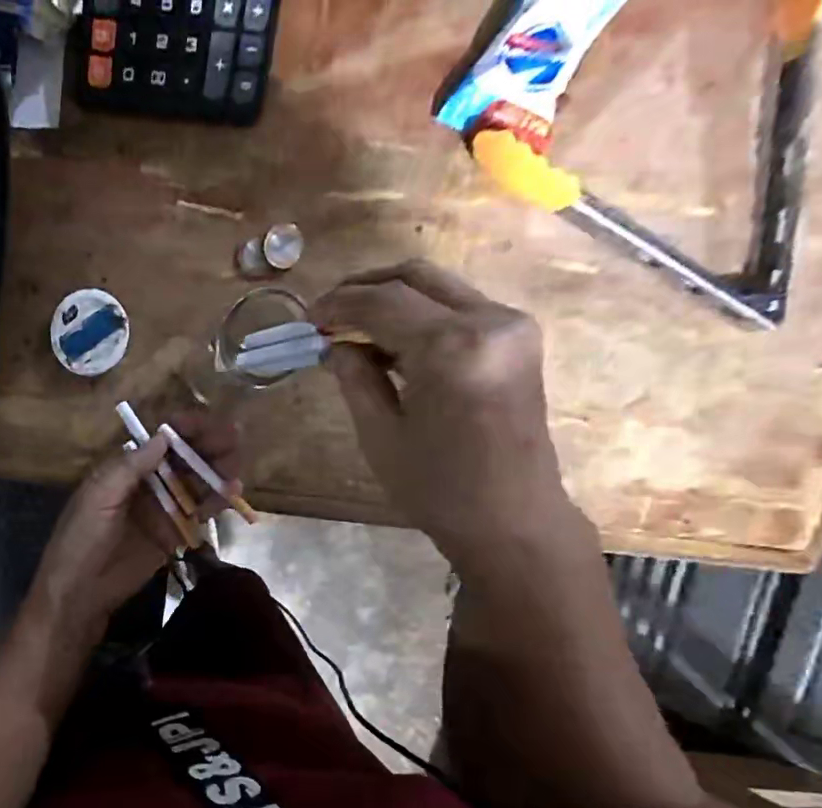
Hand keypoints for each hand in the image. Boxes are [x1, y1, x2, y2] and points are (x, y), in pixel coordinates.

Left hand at [25, 410, 240, 635]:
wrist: (80, 592)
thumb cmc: (81, 540)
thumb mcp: (98, 498)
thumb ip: (129, 468)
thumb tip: (163, 436)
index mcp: (122, 470)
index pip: (158, 440)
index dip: (183, 429)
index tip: (210, 424)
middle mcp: (144, 484)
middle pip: (181, 458)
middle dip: (207, 446)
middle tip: (234, 440)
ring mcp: (159, 510)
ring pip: (194, 483)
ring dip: (216, 472)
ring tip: (236, 467)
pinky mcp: (171, 535)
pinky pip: (197, 513)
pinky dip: (214, 502)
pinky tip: (230, 494)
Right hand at [313, 259, 585, 574]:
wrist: (510, 516)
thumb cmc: (436, 486)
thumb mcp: (380, 433)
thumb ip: (356, 378)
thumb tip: (337, 345)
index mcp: (452, 348)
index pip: (382, 302)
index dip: (337, 304)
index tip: (305, 319)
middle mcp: (489, 321)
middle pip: (415, 277)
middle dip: (362, 287)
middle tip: (325, 313)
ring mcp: (511, 326)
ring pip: (438, 286)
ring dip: (389, 298)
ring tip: (349, 328)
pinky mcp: (517, 338)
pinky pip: (457, 307)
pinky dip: (417, 314)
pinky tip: (387, 342)